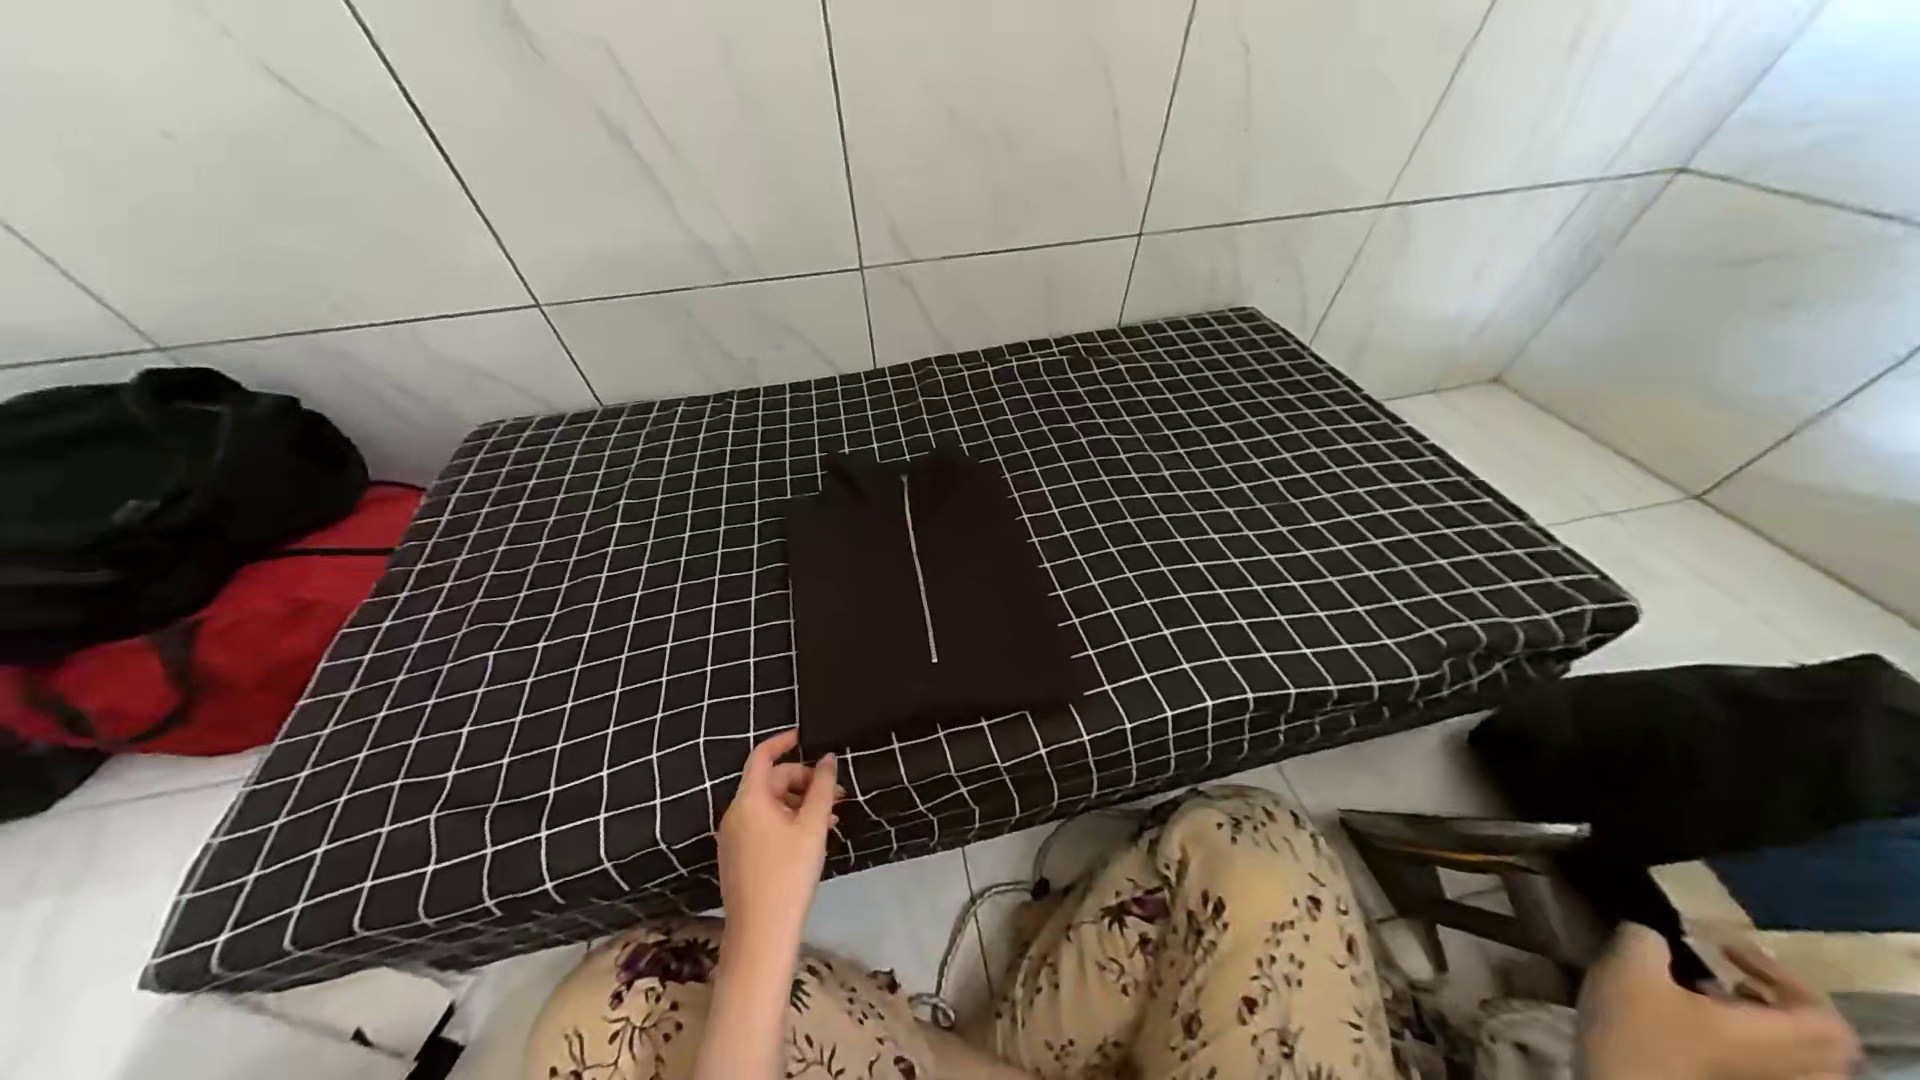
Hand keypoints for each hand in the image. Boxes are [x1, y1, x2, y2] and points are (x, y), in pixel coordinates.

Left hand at [716, 730, 839, 949]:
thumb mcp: (813, 826)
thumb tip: (827, 759)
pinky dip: (786, 821)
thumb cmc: (789, 873)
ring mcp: (733, 837)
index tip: (806, 736)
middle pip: (770, 781)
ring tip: (829, 819)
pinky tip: (809, 838)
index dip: (783, 741)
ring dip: (798, 803)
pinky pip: (762, 824)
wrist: (761, 933)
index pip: (762, 756)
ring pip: (769, 805)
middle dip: (803, 781)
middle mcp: (735, 813)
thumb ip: (822, 787)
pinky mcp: (737, 856)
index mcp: (749, 800)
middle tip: (835, 795)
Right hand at [1578, 923, 1858, 1079]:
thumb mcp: (1629, 966)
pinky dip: (1752, 1044)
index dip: (1782, 976)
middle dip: (1786, 1005)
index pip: (1824, 1016)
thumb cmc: (1636, 1027)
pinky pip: (1773, 1070)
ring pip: (1802, 1062)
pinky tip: (1698, 1024)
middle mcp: (1787, 1070)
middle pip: (1827, 1046)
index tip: (1725, 952)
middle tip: (1739, 981)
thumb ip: (1646, 938)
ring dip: (1771, 1025)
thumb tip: (1653, 935)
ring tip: (1718, 1000)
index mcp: (1773, 1038)